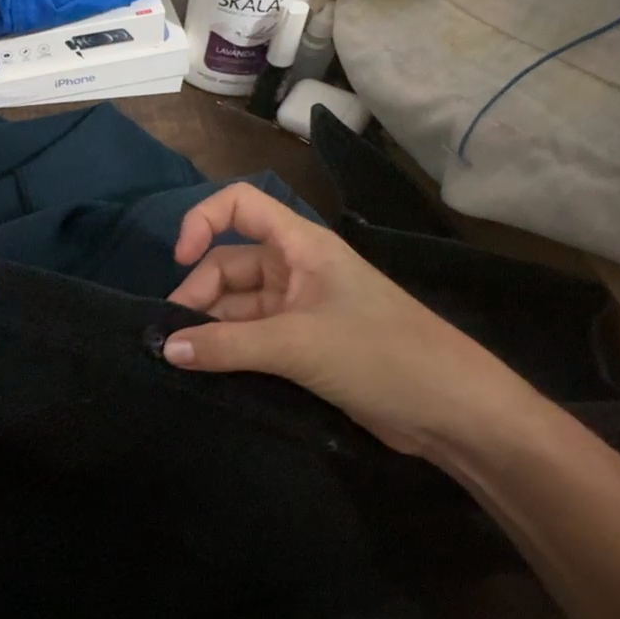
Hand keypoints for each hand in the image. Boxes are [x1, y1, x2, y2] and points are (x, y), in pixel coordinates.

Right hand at [161, 184, 534, 457]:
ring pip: (237, 306)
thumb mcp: (296, 345)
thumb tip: (164, 349)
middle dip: (197, 294)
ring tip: (180, 359)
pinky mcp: (305, 348)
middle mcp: (297, 270)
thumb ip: (225, 345)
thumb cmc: (380, 355)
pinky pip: (252, 338)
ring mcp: (301, 310)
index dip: (202, 221)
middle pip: (229, 263)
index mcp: (302, 246)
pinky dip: (227, 351)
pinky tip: (205, 372)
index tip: (179, 259)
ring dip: (209, 327)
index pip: (240, 205)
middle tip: (171, 337)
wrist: (455, 414)